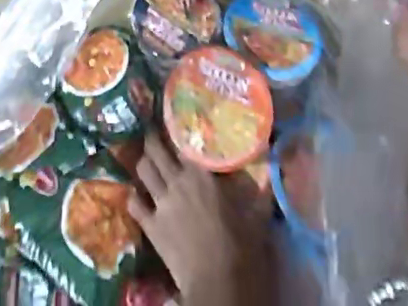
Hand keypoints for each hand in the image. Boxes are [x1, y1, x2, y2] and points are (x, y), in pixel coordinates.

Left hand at [129, 132, 271, 305]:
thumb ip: (263, 189)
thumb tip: (274, 167)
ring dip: (143, 163)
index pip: (182, 140)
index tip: (174, 122)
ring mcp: (161, 202)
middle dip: (152, 139)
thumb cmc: (241, 248)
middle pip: (155, 149)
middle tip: (153, 135)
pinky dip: (134, 197)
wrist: (219, 284)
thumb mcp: (258, 216)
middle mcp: (177, 181)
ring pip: (142, 170)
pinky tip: (138, 195)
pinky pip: (134, 203)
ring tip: (147, 161)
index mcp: (201, 174)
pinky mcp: (151, 226)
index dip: (176, 129)